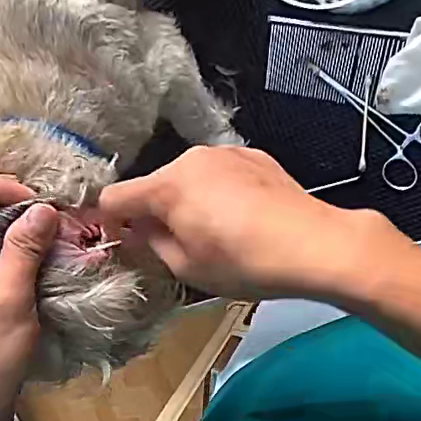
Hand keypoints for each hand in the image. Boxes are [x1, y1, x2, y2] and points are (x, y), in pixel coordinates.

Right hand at [97, 146, 406, 300]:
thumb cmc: (244, 262)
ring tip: (216, 234)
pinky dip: (219, 194)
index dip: (108, 222)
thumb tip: (137, 231)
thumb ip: (151, 244)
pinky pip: (221, 175)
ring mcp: (227, 153)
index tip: (119, 241)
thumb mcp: (187, 267)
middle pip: (155, 186)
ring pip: (190, 179)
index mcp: (167, 185)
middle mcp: (192, 158)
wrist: (312, 244)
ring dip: (189, 203)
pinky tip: (243, 219)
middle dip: (155, 213)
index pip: (115, 197)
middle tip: (175, 247)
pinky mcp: (256, 157)